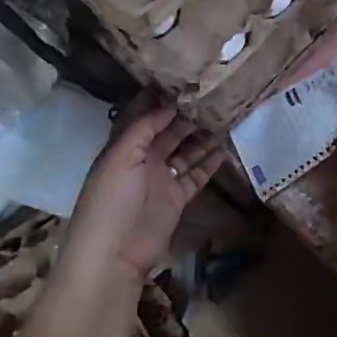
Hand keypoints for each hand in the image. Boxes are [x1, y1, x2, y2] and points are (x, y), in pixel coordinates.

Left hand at [61, 105, 223, 283]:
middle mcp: (143, 160)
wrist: (113, 253)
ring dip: (201, 138)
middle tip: (212, 99)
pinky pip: (196, 176)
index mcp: (124, 148)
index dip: (160, 101)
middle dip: (186, 117)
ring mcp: (160, 179)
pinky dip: (210, 164)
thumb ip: (143, 129)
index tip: (183, 83)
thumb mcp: (120, 156)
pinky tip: (225, 149)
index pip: (143, 118)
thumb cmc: (111, 199)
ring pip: (185, 152)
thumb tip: (168, 106)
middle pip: (168, 133)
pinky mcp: (176, 198)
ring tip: (224, 120)